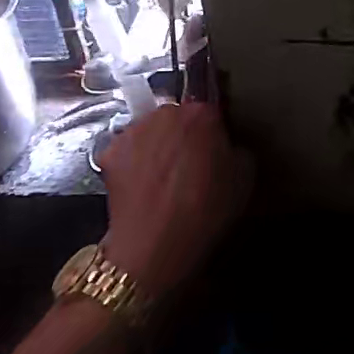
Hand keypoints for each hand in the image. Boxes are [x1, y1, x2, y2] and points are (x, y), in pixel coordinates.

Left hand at [98, 102, 251, 301]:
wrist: (155, 243)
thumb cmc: (205, 213)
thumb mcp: (244, 181)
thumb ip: (237, 150)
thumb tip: (225, 145)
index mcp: (200, 115)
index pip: (208, 110)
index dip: (210, 130)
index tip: (211, 149)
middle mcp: (163, 113)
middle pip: (175, 116)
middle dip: (180, 134)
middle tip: (186, 165)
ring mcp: (132, 129)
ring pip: (148, 130)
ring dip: (155, 145)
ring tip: (161, 177)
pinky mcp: (109, 148)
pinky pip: (127, 149)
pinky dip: (132, 161)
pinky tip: (140, 185)